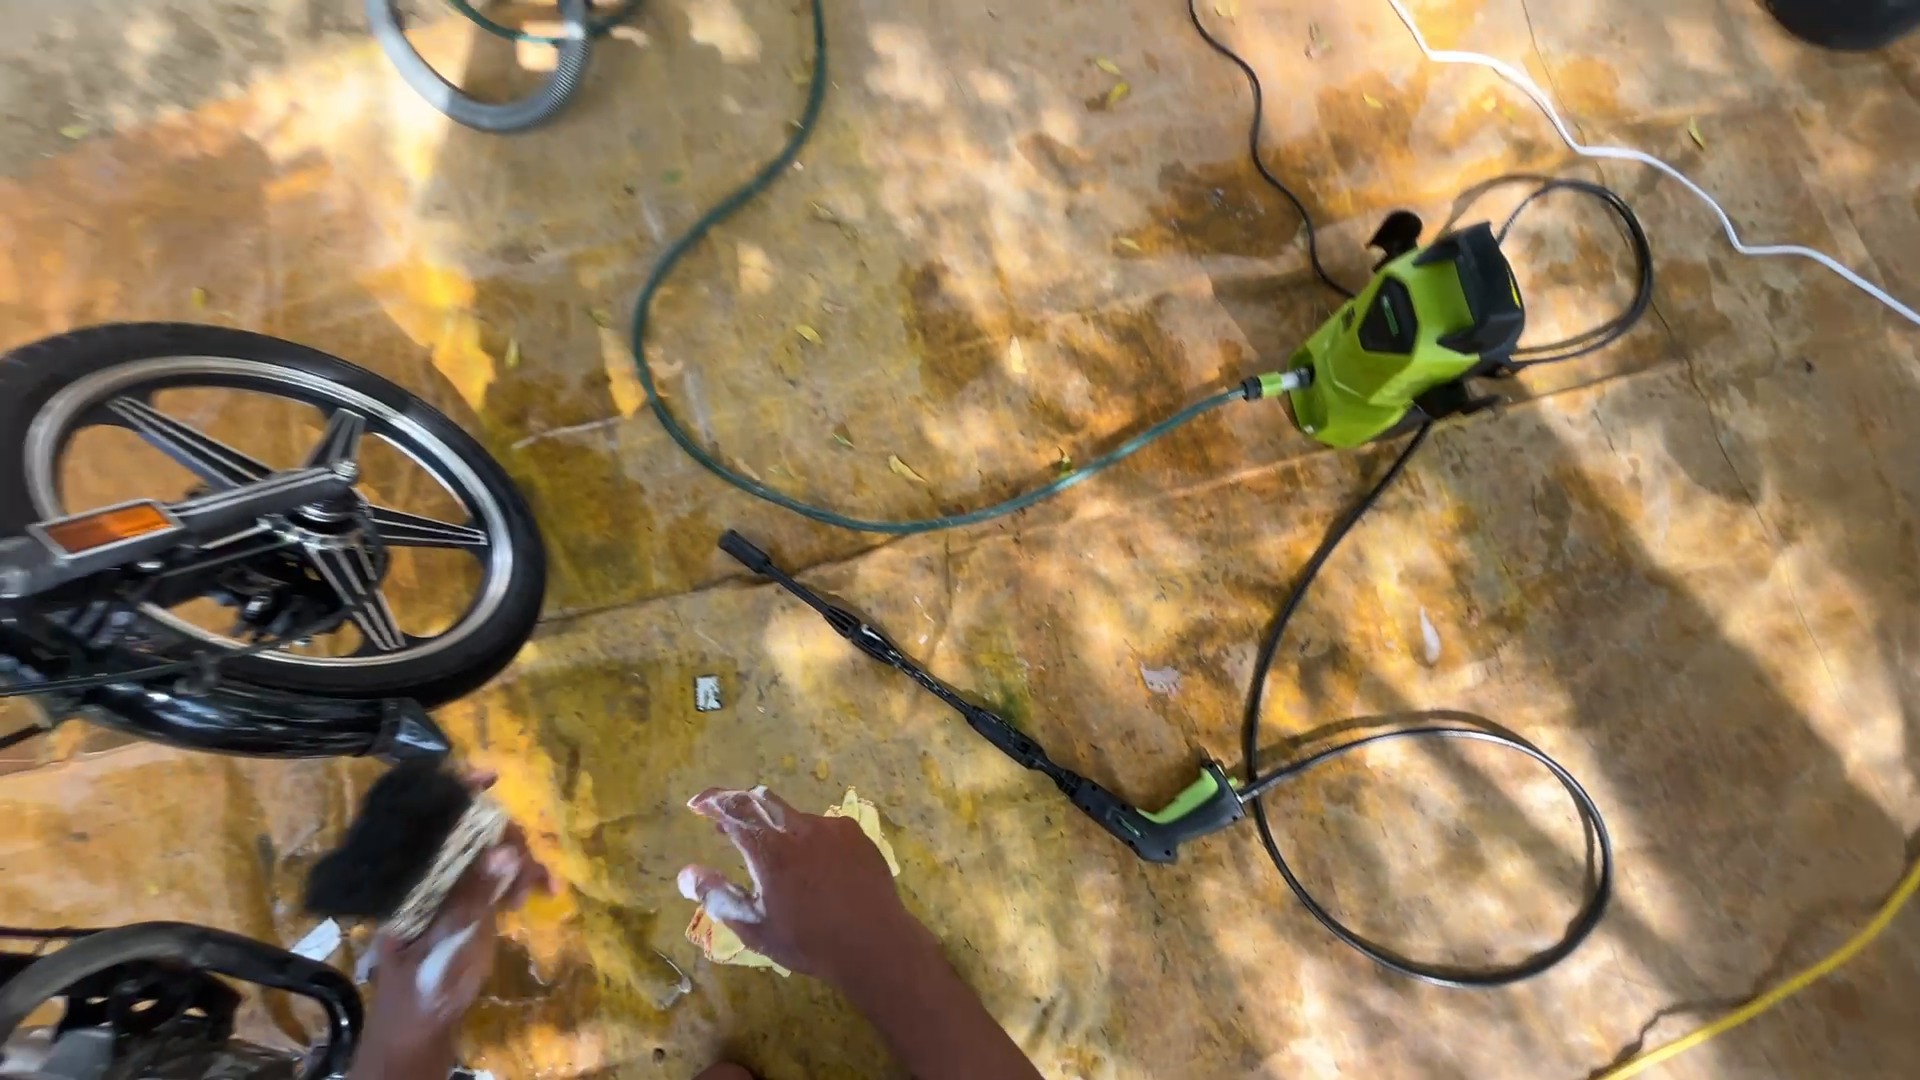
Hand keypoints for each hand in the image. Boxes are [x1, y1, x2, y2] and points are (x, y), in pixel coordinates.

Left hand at [350, 775, 549, 1079]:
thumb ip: (474, 897)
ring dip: (524, 863)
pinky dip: (533, 878)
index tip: (491, 776)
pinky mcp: (481, 895)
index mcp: (412, 877)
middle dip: (507, 839)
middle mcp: (435, 871)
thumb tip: (507, 852)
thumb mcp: (446, 942)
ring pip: (501, 848)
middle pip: (477, 829)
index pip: (430, 820)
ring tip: (530, 893)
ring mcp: (460, 882)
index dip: (456, 790)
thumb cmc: (422, 986)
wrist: (424, 1027)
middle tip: (522, 867)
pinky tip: (547, 893)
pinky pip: (513, 872)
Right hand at [678, 786, 930, 987]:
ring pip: (793, 815)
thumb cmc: (808, 941)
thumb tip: (687, 872)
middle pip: (762, 800)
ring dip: (775, 825)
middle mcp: (800, 828)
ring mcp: (831, 827)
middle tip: (725, 817)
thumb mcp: (755, 927)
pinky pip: (822, 827)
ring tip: (773, 853)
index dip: (713, 803)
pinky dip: (807, 837)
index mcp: (771, 851)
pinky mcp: (854, 832)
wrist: (873, 940)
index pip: (734, 812)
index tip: (697, 803)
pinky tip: (813, 865)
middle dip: (739, 802)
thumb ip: (718, 896)